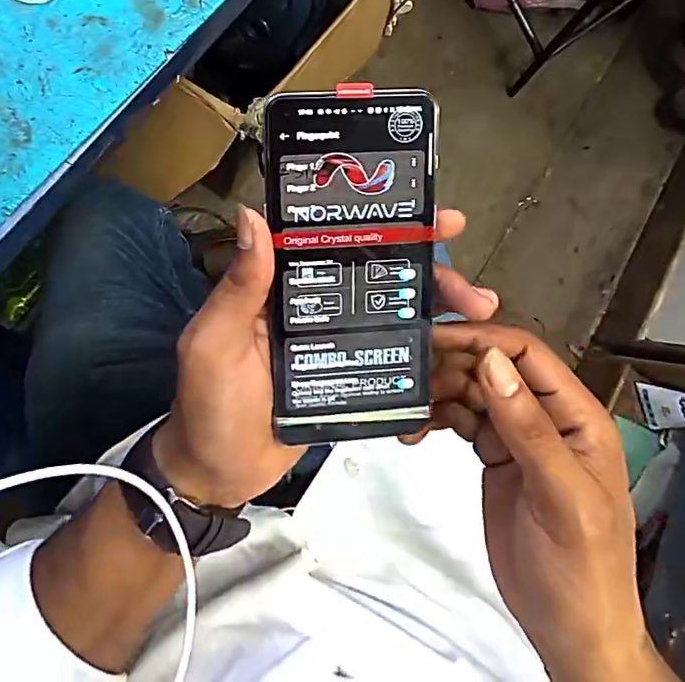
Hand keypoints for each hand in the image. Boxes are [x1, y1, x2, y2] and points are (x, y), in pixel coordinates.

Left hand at [153, 206, 496, 507]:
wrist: (220, 475)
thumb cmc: (207, 405)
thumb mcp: (215, 342)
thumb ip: (238, 286)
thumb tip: (253, 216)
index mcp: (278, 282)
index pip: (330, 236)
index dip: (374, 218)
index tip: (419, 210)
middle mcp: (310, 299)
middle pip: (373, 267)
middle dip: (423, 262)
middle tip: (463, 270)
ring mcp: (332, 335)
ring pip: (389, 304)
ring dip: (432, 300)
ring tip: (476, 306)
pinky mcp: (348, 368)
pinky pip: (390, 346)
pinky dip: (423, 340)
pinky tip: (455, 340)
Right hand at [428, 324, 669, 681]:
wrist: (573, 634)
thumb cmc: (587, 575)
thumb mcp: (563, 501)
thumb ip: (530, 430)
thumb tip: (495, 364)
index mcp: (577, 418)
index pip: (527, 355)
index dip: (483, 340)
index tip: (440, 339)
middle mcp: (547, 418)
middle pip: (494, 366)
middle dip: (453, 363)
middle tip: (413, 373)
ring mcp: (519, 436)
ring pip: (474, 389)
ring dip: (440, 390)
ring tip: (412, 405)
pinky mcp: (497, 454)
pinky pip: (463, 418)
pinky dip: (437, 416)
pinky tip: (419, 426)